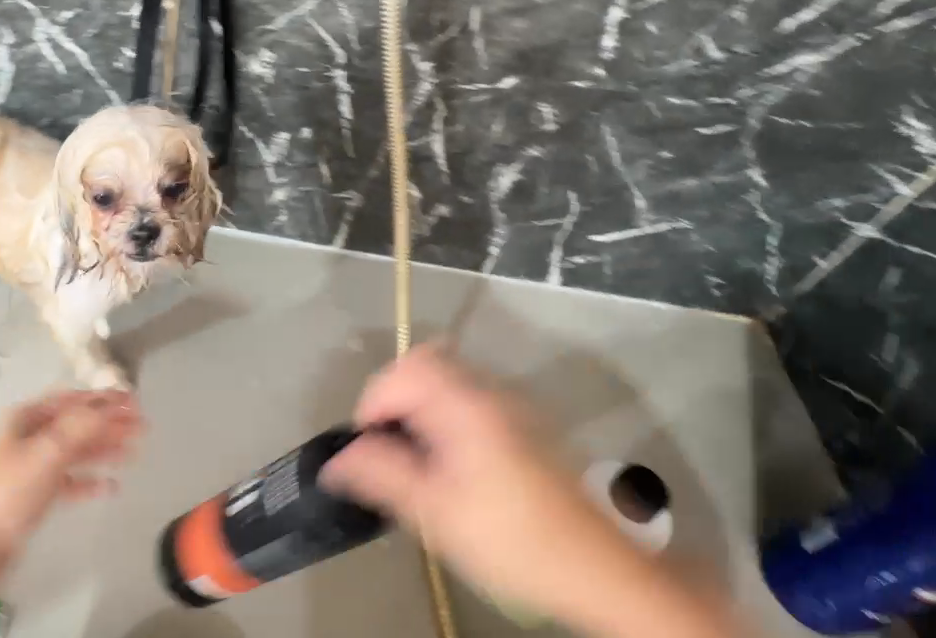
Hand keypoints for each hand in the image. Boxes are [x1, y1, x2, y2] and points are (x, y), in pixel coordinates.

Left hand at [0, 390, 141, 556]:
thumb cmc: (8, 491)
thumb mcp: (44, 453)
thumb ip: (78, 428)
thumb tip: (107, 406)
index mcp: (27, 418)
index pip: (71, 400)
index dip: (102, 399)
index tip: (132, 400)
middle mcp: (32, 437)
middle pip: (78, 425)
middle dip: (109, 424)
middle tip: (143, 426)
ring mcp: (35, 466)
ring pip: (77, 452)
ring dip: (105, 449)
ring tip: (135, 452)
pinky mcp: (39, 494)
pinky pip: (71, 481)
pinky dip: (91, 481)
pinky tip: (112, 486)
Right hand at [322, 346, 660, 626]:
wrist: (598, 571)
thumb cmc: (512, 539)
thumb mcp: (436, 512)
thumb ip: (382, 475)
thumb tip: (337, 459)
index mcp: (465, 404)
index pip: (404, 369)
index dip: (375, 400)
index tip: (367, 443)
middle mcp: (489, 392)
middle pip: (426, 364)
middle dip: (395, 398)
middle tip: (386, 446)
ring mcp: (511, 407)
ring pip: (447, 381)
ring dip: (420, 407)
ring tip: (413, 459)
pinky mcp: (524, 427)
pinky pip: (469, 400)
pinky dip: (444, 416)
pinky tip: (447, 465)